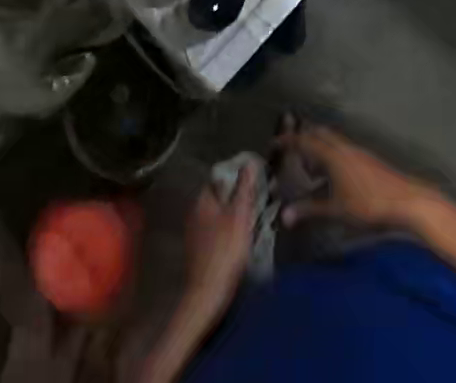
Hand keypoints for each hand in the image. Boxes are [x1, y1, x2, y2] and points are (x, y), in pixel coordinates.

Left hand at [183, 165, 257, 315]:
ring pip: (219, 212)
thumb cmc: (226, 249)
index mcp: (202, 201)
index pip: (219, 177)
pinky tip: (244, 232)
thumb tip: (248, 162)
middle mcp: (195, 213)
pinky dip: (230, 225)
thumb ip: (244, 187)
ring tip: (257, 211)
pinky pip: (217, 228)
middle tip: (260, 193)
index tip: (256, 177)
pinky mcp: (200, 249)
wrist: (209, 293)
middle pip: (219, 195)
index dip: (237, 174)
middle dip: (238, 192)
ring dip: (235, 209)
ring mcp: (196, 233)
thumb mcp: (240, 213)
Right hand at [279, 125, 437, 229]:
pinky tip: (330, 178)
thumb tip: (284, 215)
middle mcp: (345, 148)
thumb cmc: (367, 204)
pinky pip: (343, 152)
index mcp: (333, 154)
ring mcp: (359, 153)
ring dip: (319, 149)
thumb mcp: (335, 210)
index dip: (289, 141)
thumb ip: (310, 210)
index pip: (306, 141)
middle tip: (290, 150)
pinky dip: (331, 158)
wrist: (406, 201)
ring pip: (333, 143)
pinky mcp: (368, 161)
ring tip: (307, 168)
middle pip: (321, 134)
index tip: (274, 143)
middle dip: (305, 138)